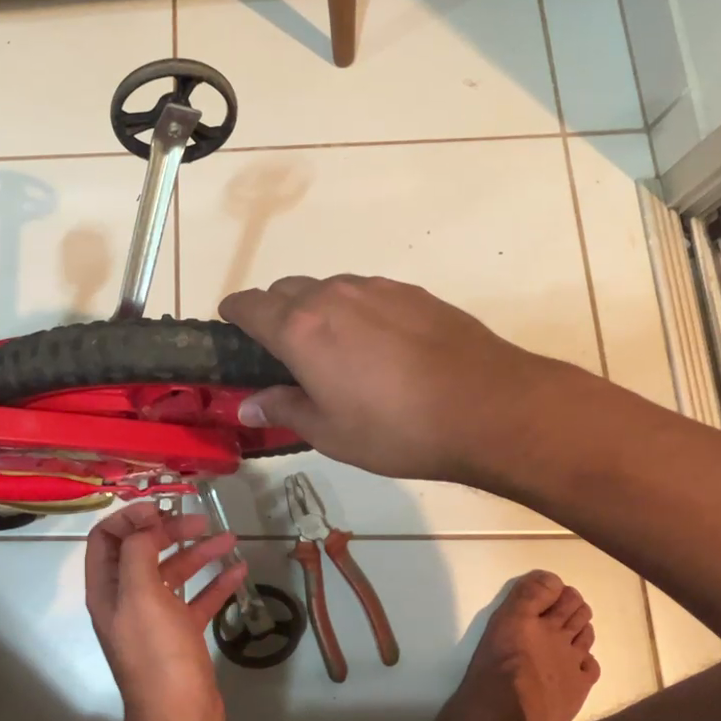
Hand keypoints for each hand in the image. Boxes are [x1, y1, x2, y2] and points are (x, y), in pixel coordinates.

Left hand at [84, 503, 246, 720]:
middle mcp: (127, 599)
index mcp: (107, 589)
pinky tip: (239, 571)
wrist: (179, 720)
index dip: (130, 517)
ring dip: (198, 553)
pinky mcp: (181, 635)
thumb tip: (147, 523)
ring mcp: (155, 619)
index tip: (162, 508)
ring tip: (229, 539)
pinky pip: (197, 599)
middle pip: (144, 551)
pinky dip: (215, 583)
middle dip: (170, 530)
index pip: (107, 538)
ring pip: (174, 573)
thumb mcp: (141, 595)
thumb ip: (138, 552)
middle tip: (201, 520)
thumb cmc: (157, 654)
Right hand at [220, 274, 572, 486]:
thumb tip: (248, 405)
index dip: (233, 314)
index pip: (249, 305)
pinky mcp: (412, 292)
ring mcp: (375, 288)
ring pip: (327, 287)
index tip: (231, 329)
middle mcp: (331, 296)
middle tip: (283, 352)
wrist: (489, 406)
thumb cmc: (397, 429)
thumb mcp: (330, 433)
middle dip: (274, 312)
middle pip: (285, 290)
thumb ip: (284, 410)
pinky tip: (378, 345)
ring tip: (334, 349)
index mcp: (300, 329)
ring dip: (317, 309)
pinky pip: (366, 293)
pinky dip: (356, 310)